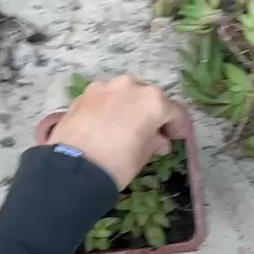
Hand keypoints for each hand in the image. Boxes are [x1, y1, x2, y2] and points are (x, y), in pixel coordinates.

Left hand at [48, 75, 188, 189]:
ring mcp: (106, 86)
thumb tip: (159, 140)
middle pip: (149, 98)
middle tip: (151, 132)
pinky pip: (105, 97)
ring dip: (130, 107)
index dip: (178, 126)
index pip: (174, 112)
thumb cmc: (118, 163)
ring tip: (126, 126)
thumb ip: (155, 141)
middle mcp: (131, 86)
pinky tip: (106, 124)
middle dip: (152, 114)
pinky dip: (110, 107)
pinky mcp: (85, 93)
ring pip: (125, 94)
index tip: (176, 138)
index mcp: (153, 101)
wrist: (75, 167)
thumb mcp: (144, 155)